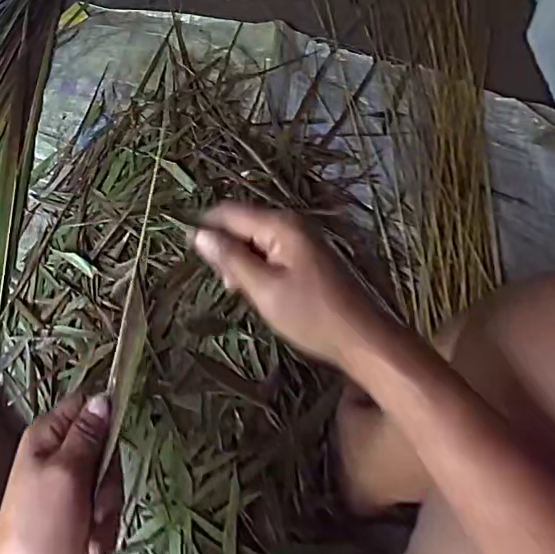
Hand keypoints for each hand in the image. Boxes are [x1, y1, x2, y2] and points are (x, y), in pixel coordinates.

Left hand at [0, 393, 122, 553]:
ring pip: (108, 484)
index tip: (111, 444)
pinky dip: (102, 533)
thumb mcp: (64, 474)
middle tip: (96, 503)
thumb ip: (87, 436)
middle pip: (102, 448)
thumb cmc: (39, 528)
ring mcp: (67, 492)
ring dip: (107, 512)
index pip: (83, 406)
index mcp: (46, 437)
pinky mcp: (77, 521)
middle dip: (108, 480)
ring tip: (90, 533)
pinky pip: (104, 514)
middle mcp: (57, 458)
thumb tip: (103, 397)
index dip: (103, 419)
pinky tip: (90, 548)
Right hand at [192, 203, 385, 367]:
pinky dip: (260, 265)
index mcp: (281, 225)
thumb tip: (200, 235)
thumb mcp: (264, 289)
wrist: (366, 341)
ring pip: (257, 239)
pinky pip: (273, 250)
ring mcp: (304, 239)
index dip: (206, 226)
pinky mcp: (311, 256)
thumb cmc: (312, 316)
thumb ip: (230, 259)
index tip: (188, 246)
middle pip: (244, 224)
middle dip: (227, 247)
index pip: (230, 212)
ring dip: (243, 260)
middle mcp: (293, 224)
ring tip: (240, 290)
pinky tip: (260, 290)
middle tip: (224, 282)